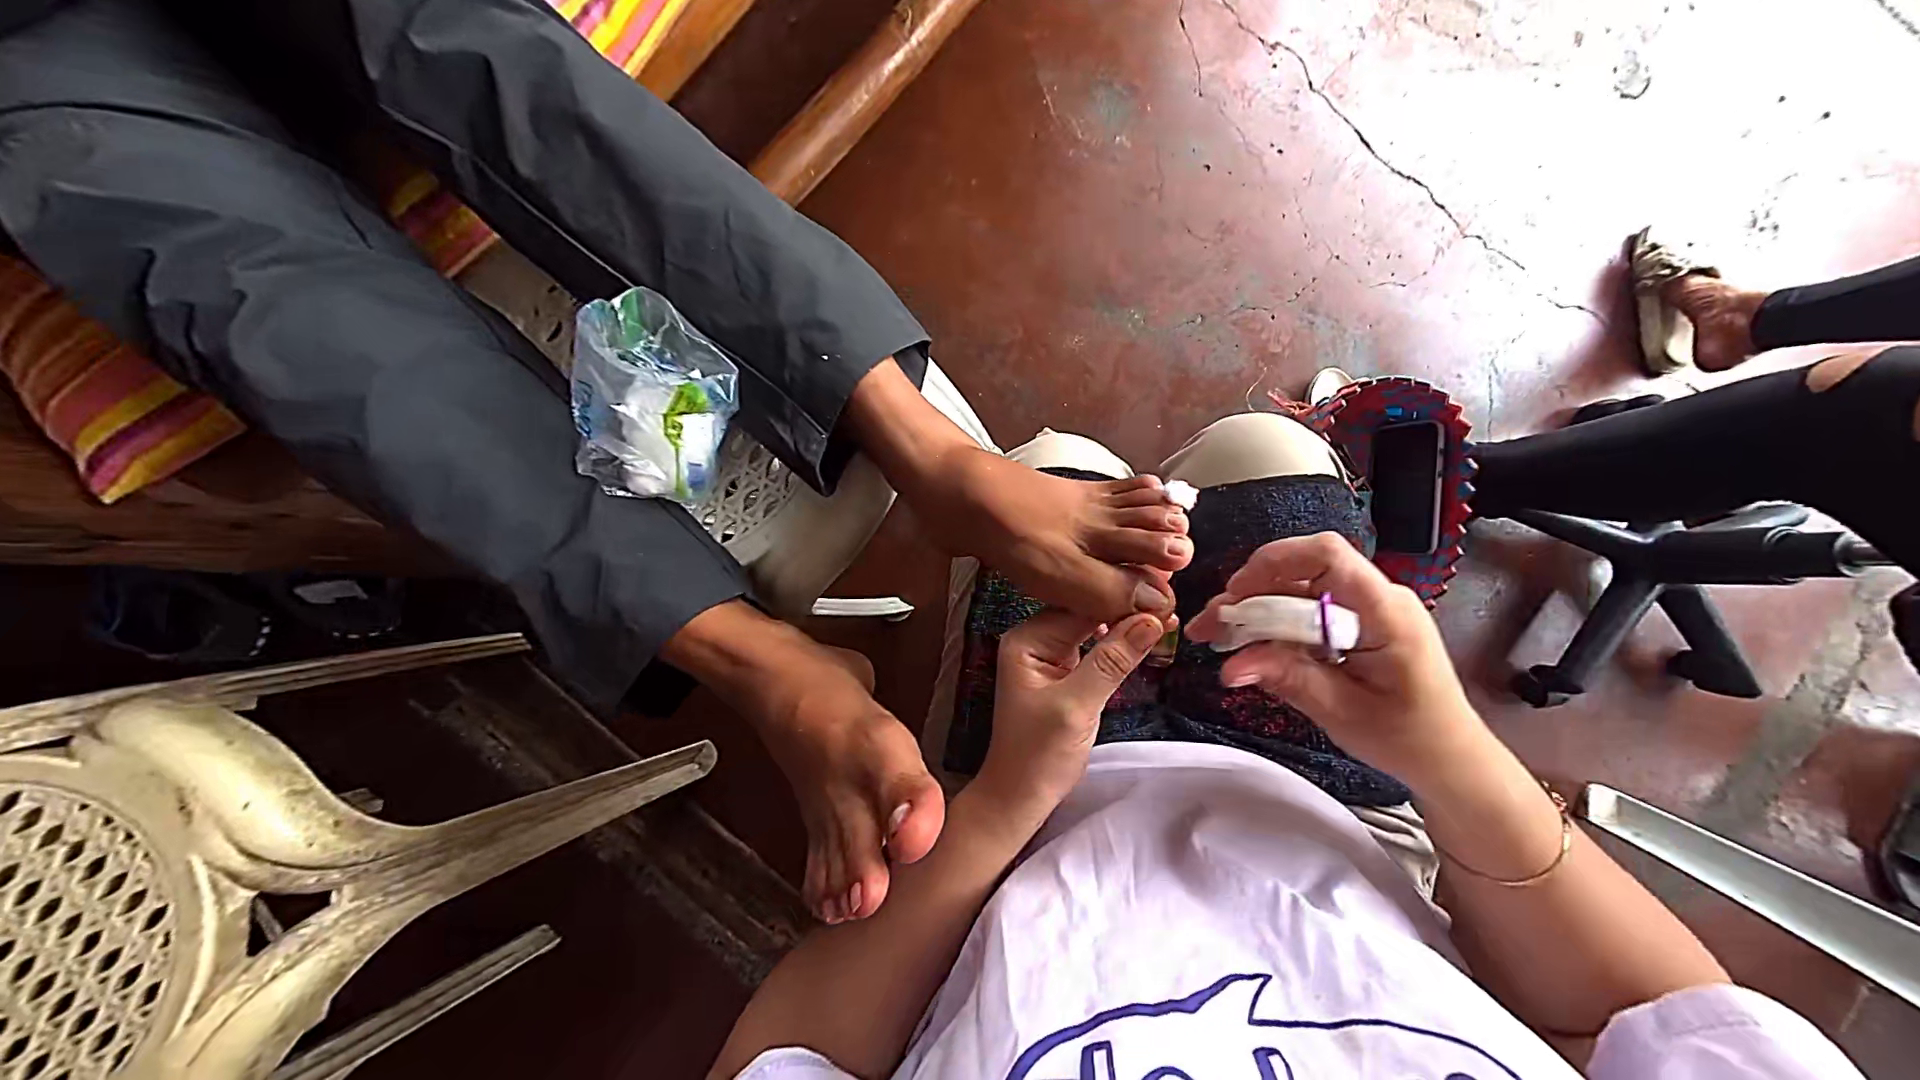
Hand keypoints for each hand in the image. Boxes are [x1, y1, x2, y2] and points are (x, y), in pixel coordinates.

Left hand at [979, 610, 1164, 807]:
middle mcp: (1033, 638)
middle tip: (1171, 603)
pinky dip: (1118, 641)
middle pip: (1086, 610)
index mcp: (1026, 639)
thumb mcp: (1077, 706)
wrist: (1020, 796)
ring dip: (1125, 622)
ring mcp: (1047, 653)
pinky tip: (1143, 636)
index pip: (1079, 605)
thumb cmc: (1039, 755)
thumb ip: (1112, 661)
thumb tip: (1152, 620)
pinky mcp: (1062, 669)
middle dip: (1126, 607)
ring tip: (1165, 614)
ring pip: (1092, 625)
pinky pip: (1094, 644)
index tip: (1165, 596)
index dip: (1121, 600)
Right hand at [1185, 532, 1484, 786]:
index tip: (1236, 595)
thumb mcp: (1343, 711)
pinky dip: (1268, 621)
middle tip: (1208, 626)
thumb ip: (1288, 678)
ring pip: (1294, 588)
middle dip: (1246, 593)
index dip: (1273, 563)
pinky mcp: (1352, 620)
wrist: (1448, 757)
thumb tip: (1231, 665)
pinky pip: (1302, 607)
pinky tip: (1244, 641)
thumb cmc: (1409, 737)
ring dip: (1251, 608)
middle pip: (1299, 570)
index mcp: (1385, 611)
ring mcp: (1363, 607)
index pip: (1326, 555)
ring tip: (1216, 635)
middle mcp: (1375, 597)